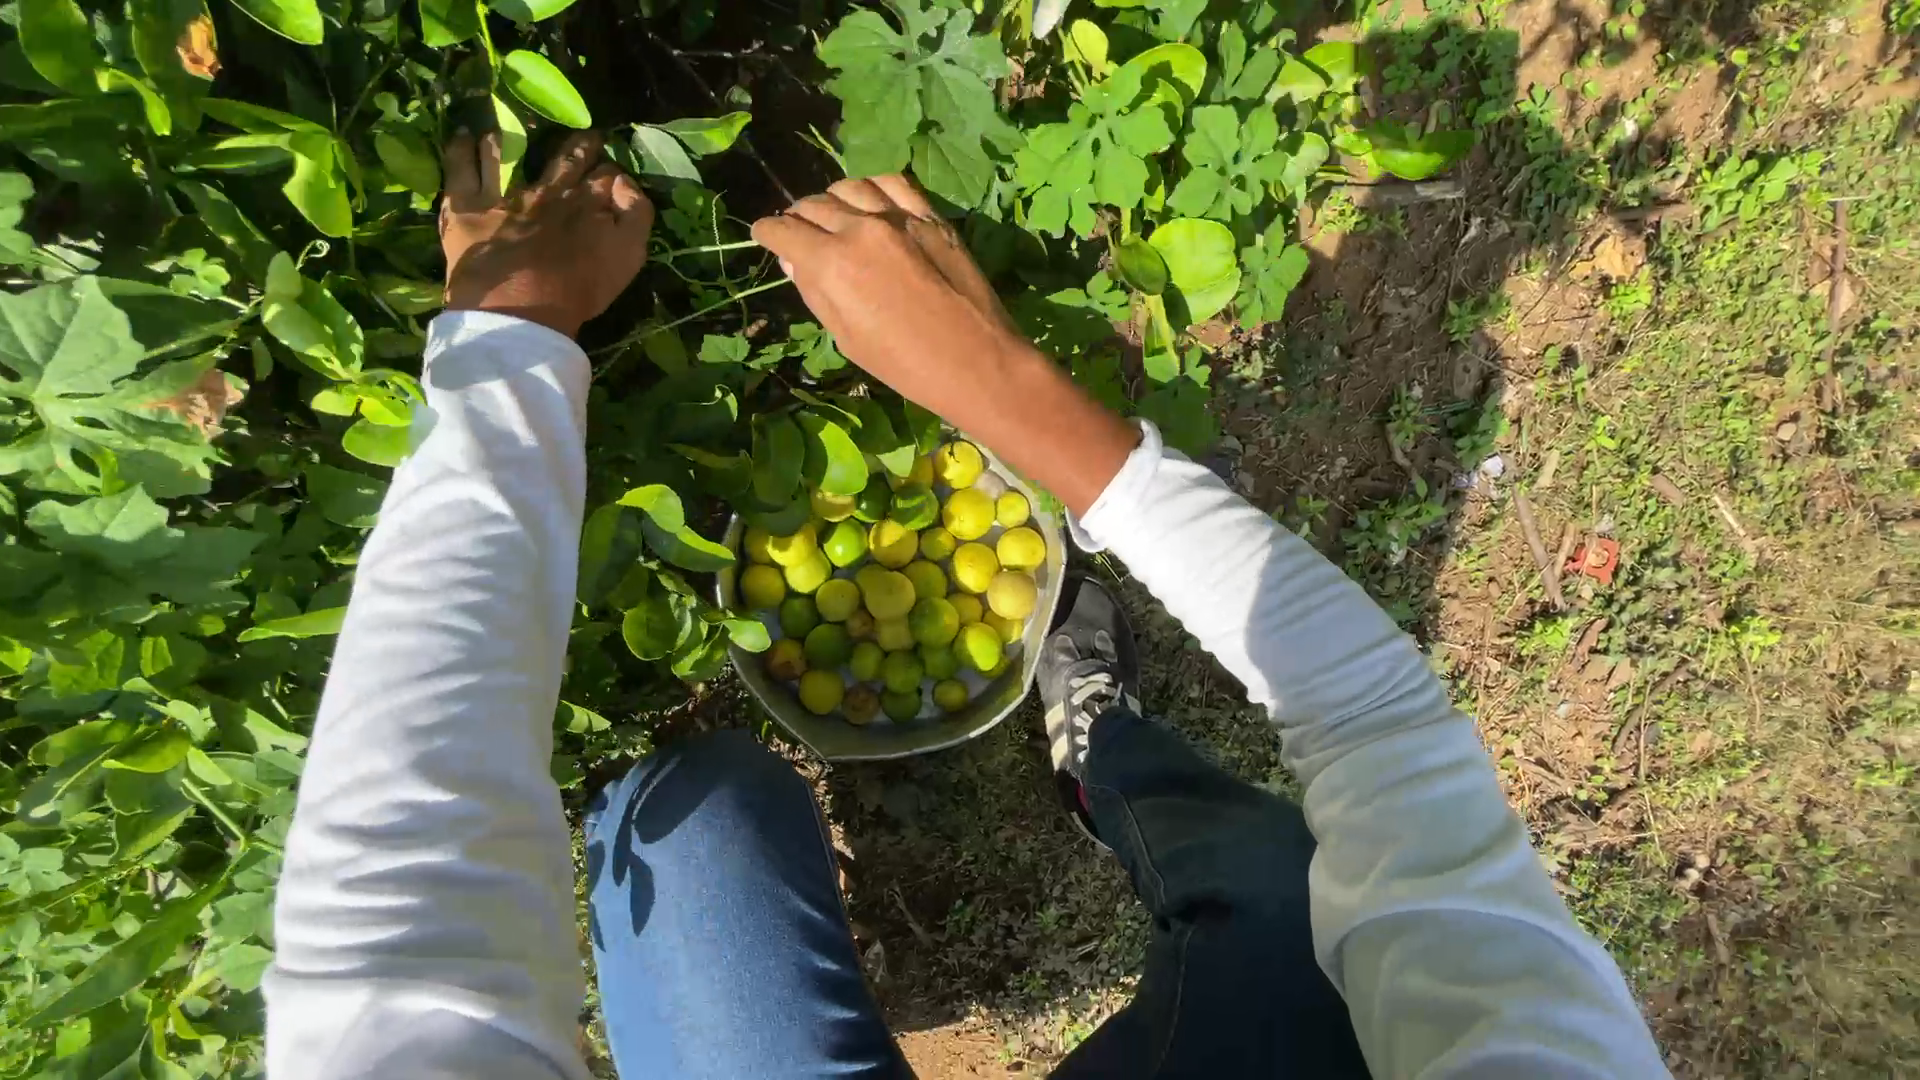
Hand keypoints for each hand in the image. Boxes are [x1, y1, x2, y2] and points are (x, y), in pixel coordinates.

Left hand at [440, 130, 652, 337]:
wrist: (519, 306)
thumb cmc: (578, 289)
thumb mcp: (627, 257)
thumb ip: (635, 216)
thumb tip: (625, 182)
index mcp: (587, 203)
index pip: (608, 175)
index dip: (614, 170)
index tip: (617, 171)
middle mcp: (548, 189)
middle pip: (566, 158)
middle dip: (579, 145)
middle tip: (586, 135)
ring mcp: (505, 192)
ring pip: (512, 151)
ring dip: (518, 138)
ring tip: (520, 128)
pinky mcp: (467, 202)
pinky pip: (461, 164)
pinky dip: (463, 147)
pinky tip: (466, 135)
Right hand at [749, 176, 1024, 417]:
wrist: (975, 362)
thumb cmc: (905, 366)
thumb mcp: (848, 339)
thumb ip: (815, 293)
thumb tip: (792, 258)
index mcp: (833, 264)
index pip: (784, 230)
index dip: (768, 233)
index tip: (765, 235)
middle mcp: (860, 229)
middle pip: (814, 205)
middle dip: (798, 218)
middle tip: (798, 233)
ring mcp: (899, 218)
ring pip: (850, 187)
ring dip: (832, 199)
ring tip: (832, 216)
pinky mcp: (931, 217)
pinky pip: (892, 183)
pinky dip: (872, 186)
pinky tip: (870, 201)